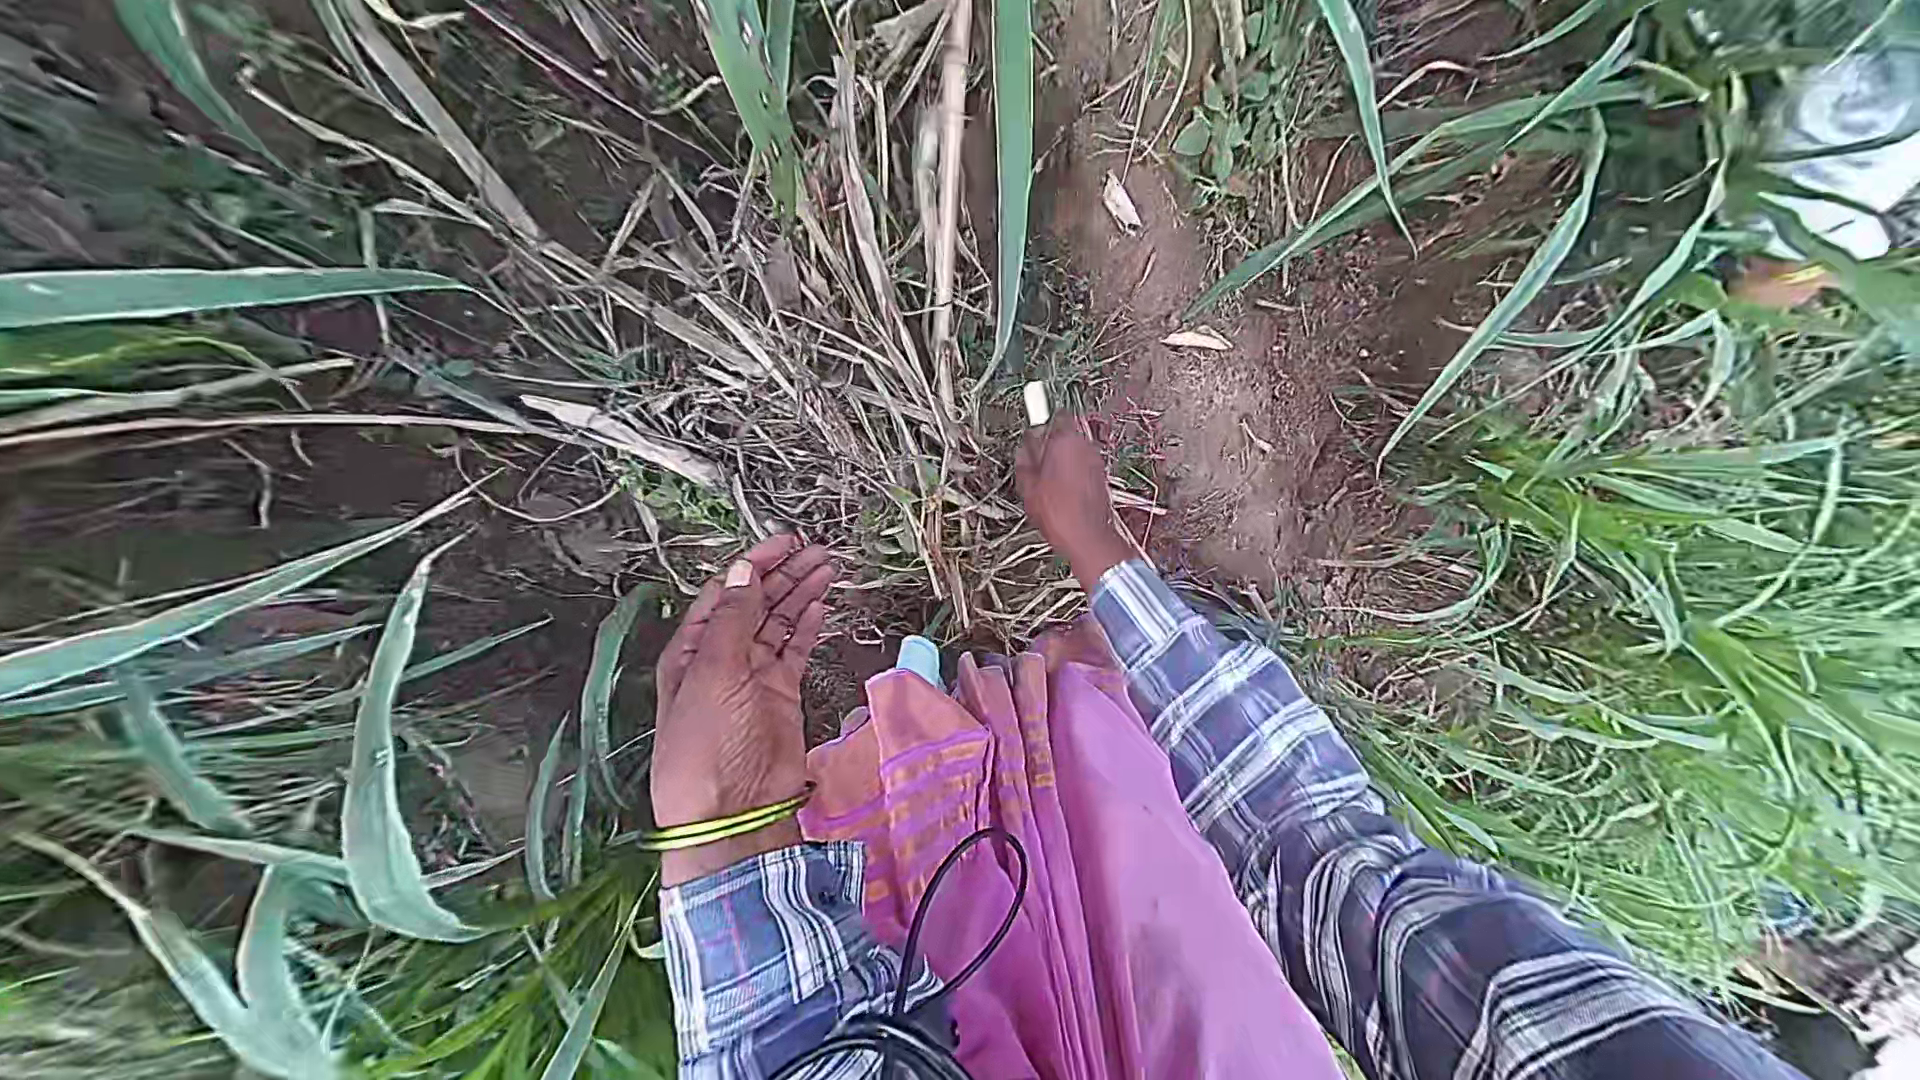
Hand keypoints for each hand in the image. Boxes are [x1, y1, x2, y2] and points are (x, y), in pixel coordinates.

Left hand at [652, 534, 832, 884]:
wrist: (734, 809)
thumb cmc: (708, 742)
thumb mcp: (712, 673)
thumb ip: (732, 620)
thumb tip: (743, 572)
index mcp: (693, 648)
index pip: (726, 593)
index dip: (754, 565)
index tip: (784, 544)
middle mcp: (723, 657)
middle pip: (757, 604)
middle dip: (785, 575)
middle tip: (817, 552)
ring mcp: (754, 674)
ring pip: (780, 622)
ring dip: (801, 594)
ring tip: (827, 569)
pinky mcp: (781, 691)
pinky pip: (794, 648)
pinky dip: (807, 626)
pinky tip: (820, 605)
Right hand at [1016, 417, 1137, 589]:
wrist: (1087, 538)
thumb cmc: (1058, 512)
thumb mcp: (1028, 486)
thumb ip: (1025, 460)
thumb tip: (1025, 448)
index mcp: (1065, 440)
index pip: (1052, 416)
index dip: (1039, 426)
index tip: (1030, 437)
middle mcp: (1085, 445)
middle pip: (1064, 434)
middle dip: (1049, 444)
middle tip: (1034, 463)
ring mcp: (1096, 461)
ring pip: (1074, 451)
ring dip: (1061, 460)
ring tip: (1046, 482)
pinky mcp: (1101, 477)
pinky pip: (1082, 466)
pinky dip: (1072, 473)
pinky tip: (1061, 493)